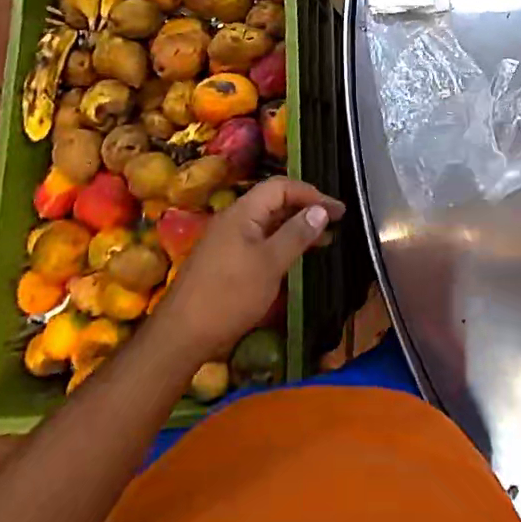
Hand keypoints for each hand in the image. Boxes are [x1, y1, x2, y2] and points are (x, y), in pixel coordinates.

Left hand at [152, 177, 344, 359]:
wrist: (182, 334)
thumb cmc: (230, 295)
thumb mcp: (270, 264)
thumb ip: (296, 234)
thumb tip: (320, 210)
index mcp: (242, 212)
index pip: (281, 186)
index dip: (311, 193)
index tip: (338, 211)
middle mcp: (233, 218)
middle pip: (274, 200)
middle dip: (306, 207)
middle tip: (335, 222)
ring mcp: (226, 239)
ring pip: (267, 222)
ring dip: (295, 226)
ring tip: (324, 240)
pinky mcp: (224, 259)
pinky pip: (259, 239)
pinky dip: (281, 242)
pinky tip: (294, 256)